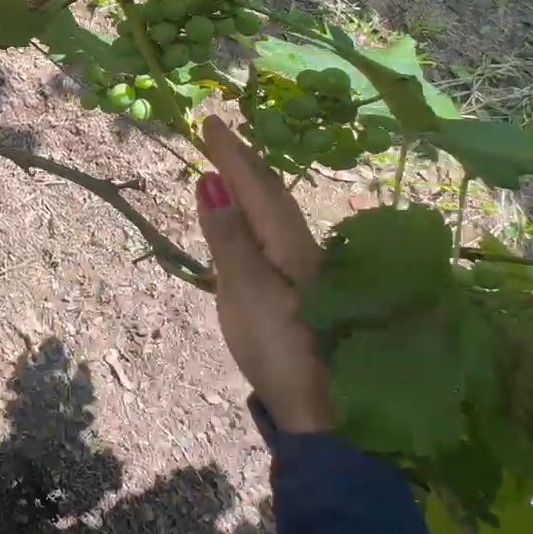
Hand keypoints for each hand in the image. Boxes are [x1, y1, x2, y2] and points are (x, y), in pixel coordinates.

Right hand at [195, 115, 332, 433]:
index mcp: (289, 245)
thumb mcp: (244, 291)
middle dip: (244, 161)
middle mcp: (303, 250)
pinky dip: (259, 210)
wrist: (322, 413)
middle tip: (219, 134)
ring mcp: (306, 272)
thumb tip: (210, 180)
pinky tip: (254, 220)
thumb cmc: (280, 349)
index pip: (256, 186)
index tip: (210, 120)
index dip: (231, 153)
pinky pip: (276, 230)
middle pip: (272, 195)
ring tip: (234, 165)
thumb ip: (228, 236)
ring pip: (278, 212)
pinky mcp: (302, 291)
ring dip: (254, 182)